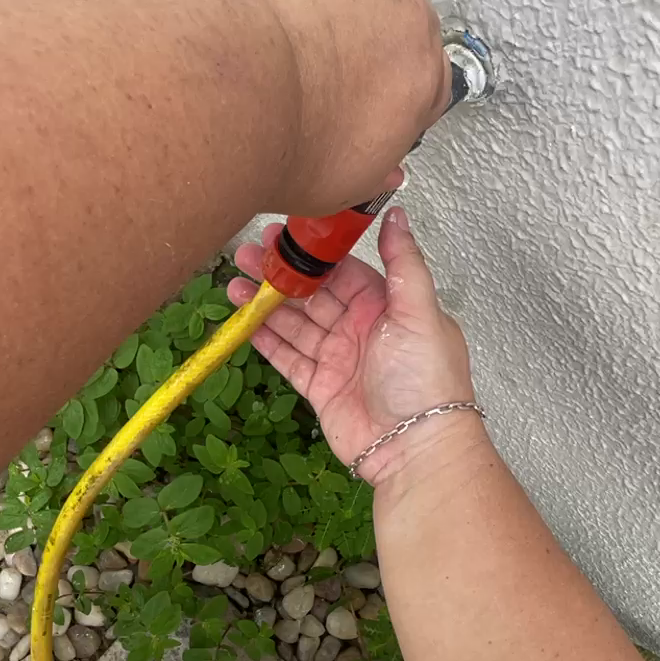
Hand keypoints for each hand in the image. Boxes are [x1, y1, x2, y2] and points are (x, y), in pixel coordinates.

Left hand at [203, 0, 453, 213]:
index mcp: (419, 87)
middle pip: (406, 31)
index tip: (375, 110)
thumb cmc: (284, 141)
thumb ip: (372, 169)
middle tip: (333, 75)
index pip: (431, 89)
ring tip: (307, 31)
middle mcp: (410, 26)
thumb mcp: (339, 186)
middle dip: (372, 52)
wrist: (240, 94)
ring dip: (349, 3)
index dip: (400, 101)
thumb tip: (381, 169)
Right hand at [227, 206, 479, 485]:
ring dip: (265, 306)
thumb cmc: (425, 379)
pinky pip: (288, 359)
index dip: (309, 255)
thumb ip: (404, 263)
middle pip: (311, 295)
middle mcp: (359, 328)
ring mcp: (337, 358)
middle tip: (245, 258)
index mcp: (384, 305)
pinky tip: (244, 324)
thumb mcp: (419, 312)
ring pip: (294, 325)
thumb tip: (397, 215)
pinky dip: (266, 342)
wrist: (413, 445)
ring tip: (234, 287)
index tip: (280, 235)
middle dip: (278, 276)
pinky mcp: (320, 387)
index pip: (340, 271)